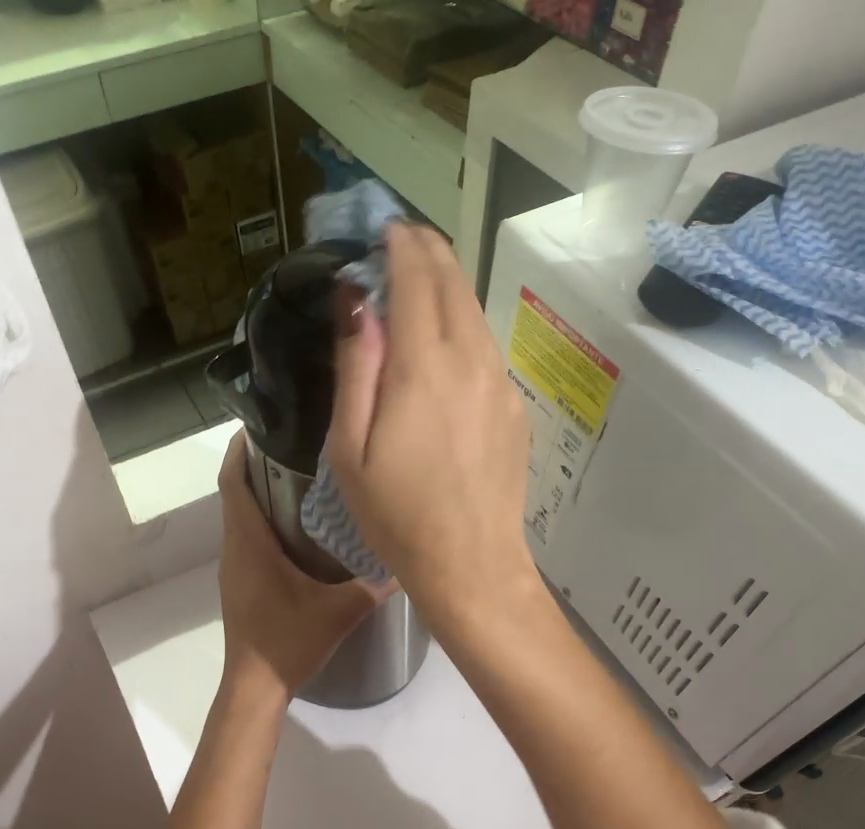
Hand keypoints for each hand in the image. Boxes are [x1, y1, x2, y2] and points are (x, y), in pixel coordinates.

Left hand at [217, 434, 395, 704]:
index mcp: (250, 544)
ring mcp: (235, 566)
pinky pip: (247, 536)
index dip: (240, 450)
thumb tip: (408, 559)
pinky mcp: (241, 581)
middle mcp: (235, 548)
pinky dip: (265, 518)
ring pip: (242, 515)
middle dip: (258, 463)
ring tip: (303, 472)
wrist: (255, 686)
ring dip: (262, 491)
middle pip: (237, 492)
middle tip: (298, 442)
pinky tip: (300, 522)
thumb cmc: (288, 642)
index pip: (234, 483)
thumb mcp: (338, 612)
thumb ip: (372, 585)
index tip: (262, 424)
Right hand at [324, 225, 538, 625]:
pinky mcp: (514, 406)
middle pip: (454, 283)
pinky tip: (444, 341)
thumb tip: (359, 300)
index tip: (384, 229)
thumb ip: (357, 366)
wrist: (471, 562)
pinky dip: (463, 324)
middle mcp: (470, 361)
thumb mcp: (351, 448)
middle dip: (429, 251)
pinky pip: (486, 347)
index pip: (417, 279)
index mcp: (423, 367)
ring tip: (421, 278)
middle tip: (403, 239)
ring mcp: (500, 382)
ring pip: (475, 312)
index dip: (401, 246)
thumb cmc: (396, 514)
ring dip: (448, 285)